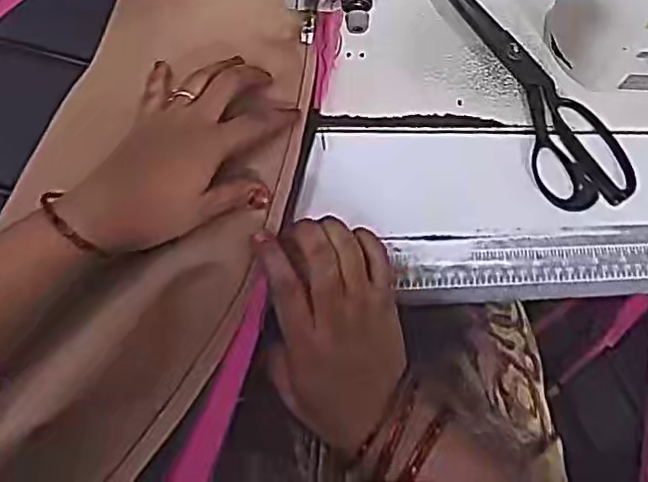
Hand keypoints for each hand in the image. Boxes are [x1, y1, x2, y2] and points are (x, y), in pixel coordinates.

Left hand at [54, 59, 295, 252]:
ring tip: (234, 61)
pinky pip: (156, 90)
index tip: (293, 112)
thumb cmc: (151, 215)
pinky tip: (164, 65)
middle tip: (266, 76)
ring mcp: (168, 115)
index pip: (254, 124)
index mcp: (211, 144)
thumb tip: (261, 190)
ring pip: (199, 78)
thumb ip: (232, 195)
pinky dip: (161, 76)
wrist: (101, 211)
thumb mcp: (198, 212)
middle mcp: (193, 120)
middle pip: (228, 84)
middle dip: (251, 75)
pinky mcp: (146, 118)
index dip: (277, 117)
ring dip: (220, 66)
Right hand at [259, 219, 406, 453]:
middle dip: (303, 231)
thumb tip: (265, 310)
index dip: (272, 254)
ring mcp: (364, 302)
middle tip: (294, 230)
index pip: (286, 284)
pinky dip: (364, 237)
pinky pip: (378, 254)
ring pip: (348, 248)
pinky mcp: (386, 297)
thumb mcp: (288, 386)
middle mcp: (336, 314)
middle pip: (320, 256)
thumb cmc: (332, 404)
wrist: (382, 419)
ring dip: (331, 228)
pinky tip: (351, 237)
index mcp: (306, 339)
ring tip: (320, 229)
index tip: (261, 237)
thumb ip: (273, 347)